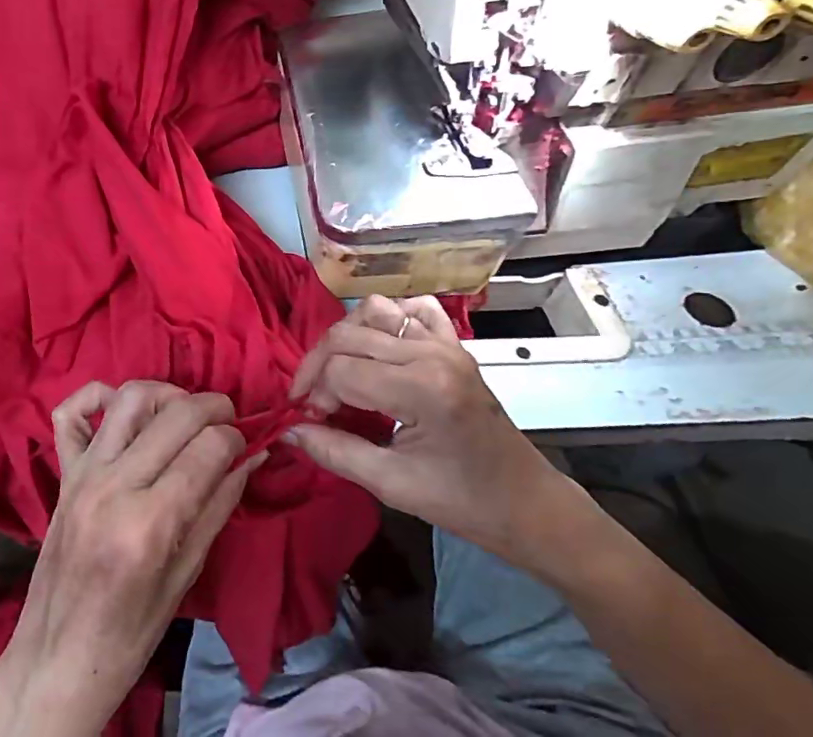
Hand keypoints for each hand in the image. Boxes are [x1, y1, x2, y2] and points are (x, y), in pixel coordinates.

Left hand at [0, 381, 265, 736]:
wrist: (56, 663)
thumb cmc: (131, 634)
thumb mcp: (188, 574)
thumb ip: (221, 504)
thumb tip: (255, 455)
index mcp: (149, 524)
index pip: (209, 449)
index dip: (237, 439)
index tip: (245, 447)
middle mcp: (114, 488)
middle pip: (177, 414)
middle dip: (216, 408)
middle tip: (230, 424)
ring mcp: (82, 476)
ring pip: (130, 398)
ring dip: (170, 393)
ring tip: (187, 414)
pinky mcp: (62, 475)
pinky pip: (70, 413)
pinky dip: (98, 396)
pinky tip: (127, 410)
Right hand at [285, 296, 593, 574]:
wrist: (524, 502)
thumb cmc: (461, 502)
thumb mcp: (391, 485)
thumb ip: (334, 452)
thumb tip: (288, 430)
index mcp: (420, 388)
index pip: (341, 370)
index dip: (314, 394)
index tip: (309, 422)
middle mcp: (432, 353)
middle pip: (350, 334)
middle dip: (319, 365)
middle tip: (314, 403)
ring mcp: (447, 343)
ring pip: (376, 310)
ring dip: (347, 336)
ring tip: (339, 373)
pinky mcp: (456, 344)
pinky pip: (415, 309)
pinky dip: (389, 317)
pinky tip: (379, 345)